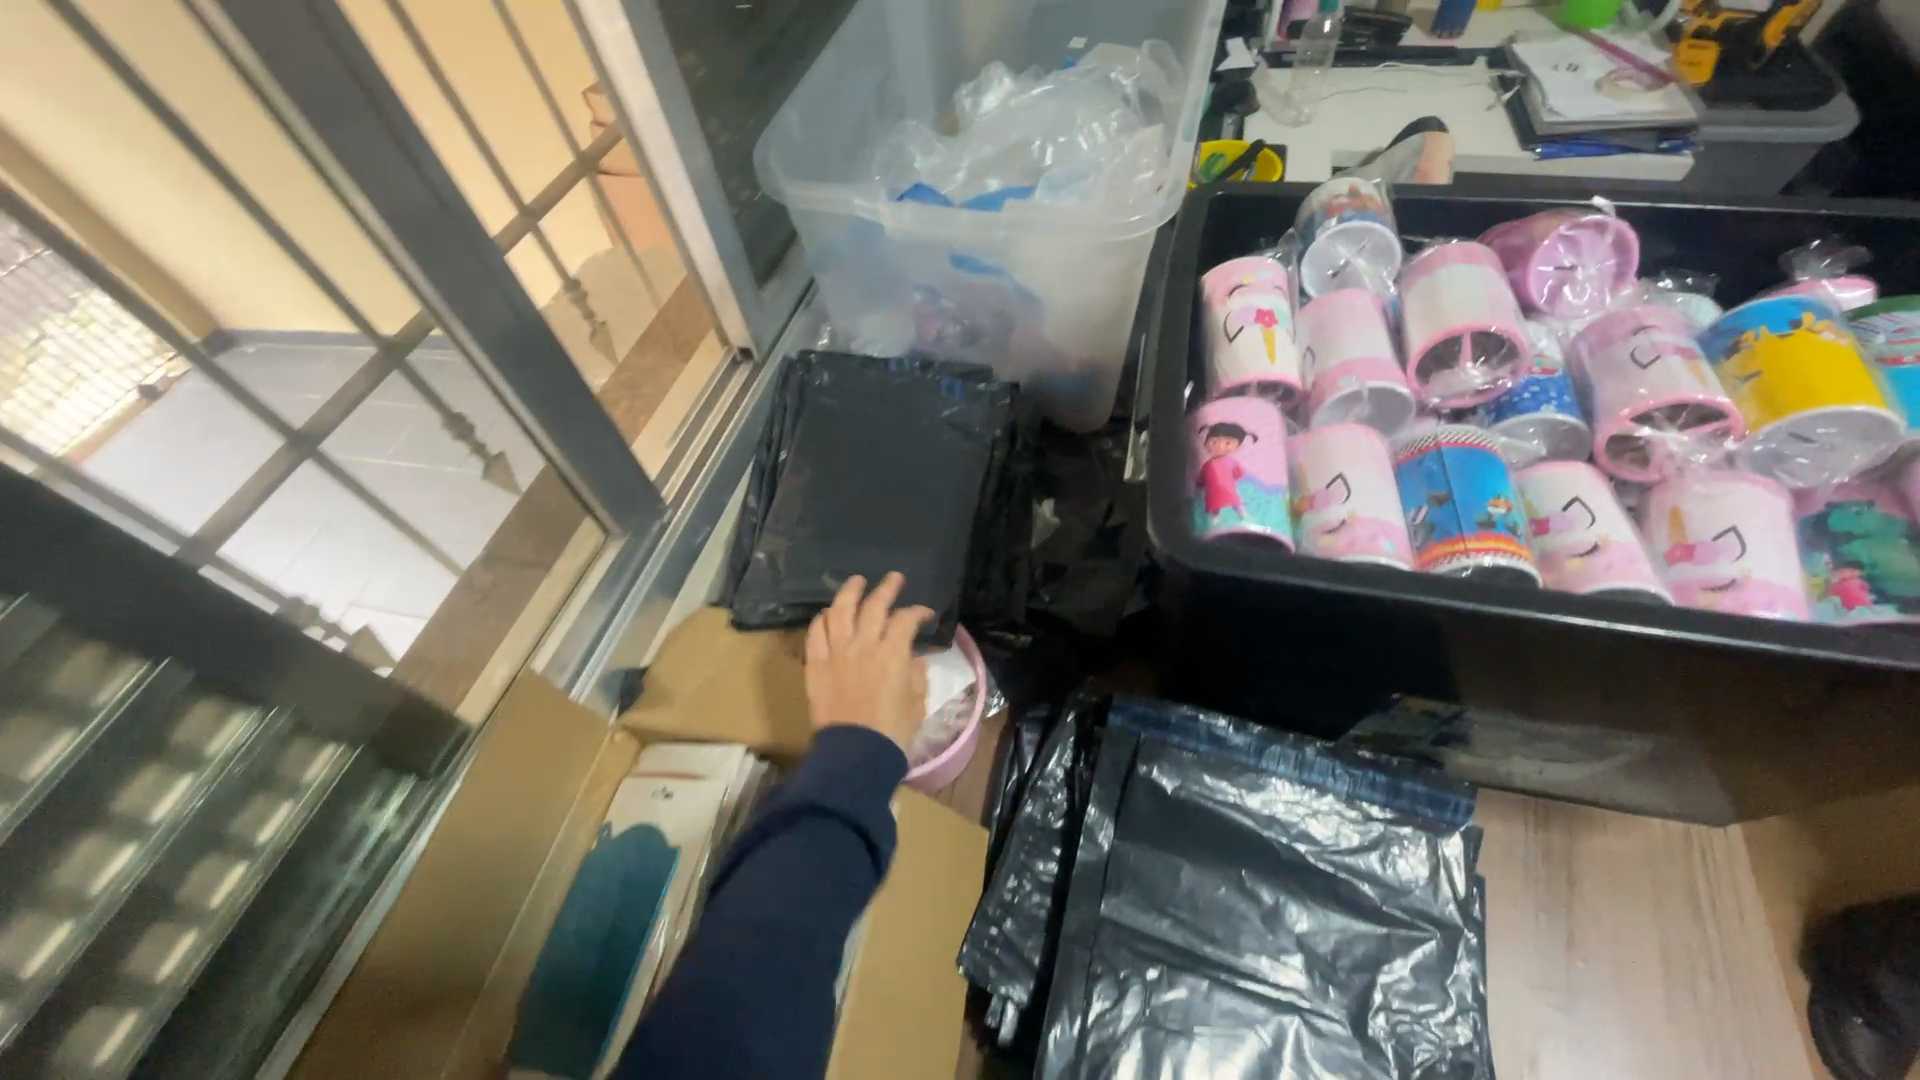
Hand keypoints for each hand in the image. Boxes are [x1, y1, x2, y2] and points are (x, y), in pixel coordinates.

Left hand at [804, 573, 932, 751]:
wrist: (856, 754)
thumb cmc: (893, 731)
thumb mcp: (918, 701)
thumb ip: (916, 672)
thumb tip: (911, 657)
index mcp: (892, 653)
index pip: (906, 619)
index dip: (918, 612)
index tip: (925, 614)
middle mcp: (863, 645)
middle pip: (874, 605)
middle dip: (887, 588)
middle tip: (894, 578)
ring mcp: (835, 652)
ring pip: (840, 610)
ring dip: (850, 592)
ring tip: (857, 581)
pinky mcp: (815, 665)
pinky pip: (815, 633)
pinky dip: (823, 619)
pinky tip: (828, 614)